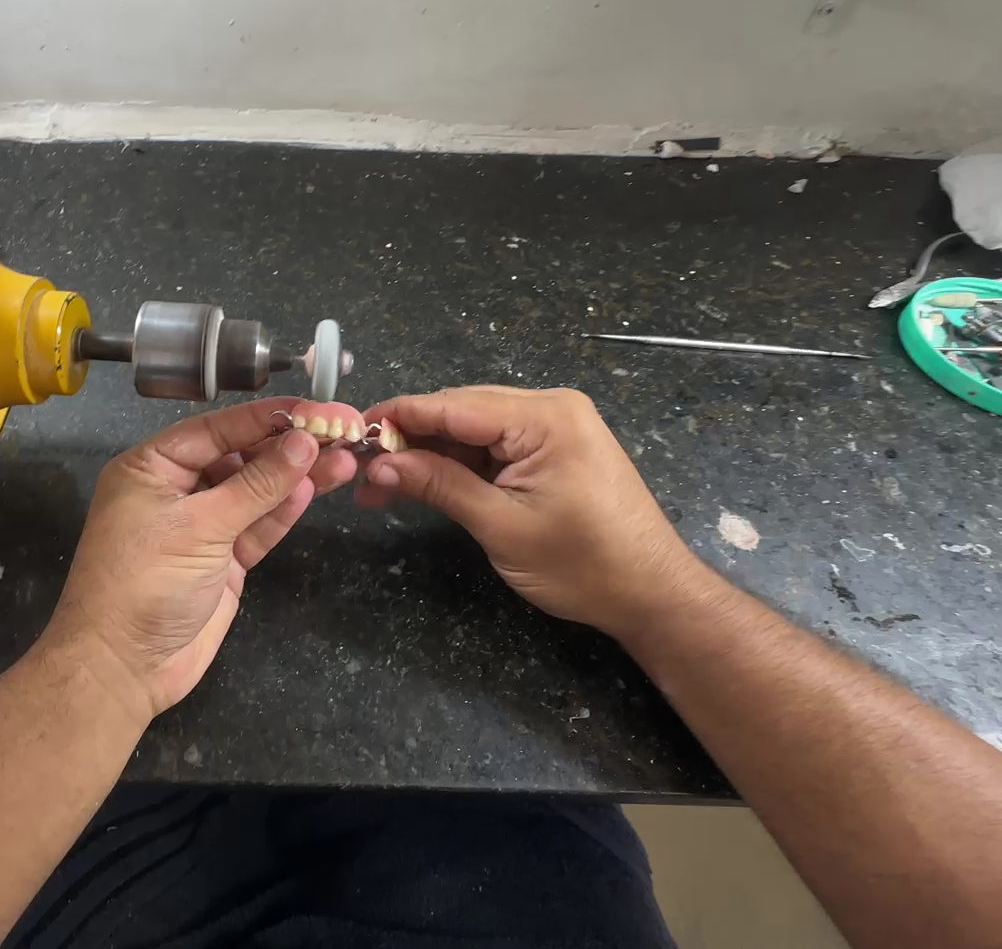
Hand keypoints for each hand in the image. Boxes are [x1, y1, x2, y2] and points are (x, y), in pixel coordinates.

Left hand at [41, 398, 359, 716]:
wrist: (124, 669)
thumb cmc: (146, 582)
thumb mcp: (200, 527)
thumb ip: (257, 484)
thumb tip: (305, 441)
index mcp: (153, 467)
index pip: (217, 429)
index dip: (267, 417)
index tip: (314, 409)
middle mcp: (177, 489)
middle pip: (242, 457)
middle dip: (289, 447)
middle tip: (342, 431)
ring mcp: (202, 526)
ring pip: (256, 492)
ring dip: (297, 477)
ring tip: (346, 458)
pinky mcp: (223, 559)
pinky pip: (257, 525)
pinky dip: (284, 510)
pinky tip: (315, 488)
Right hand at [359, 386, 705, 637]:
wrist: (652, 595)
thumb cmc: (582, 564)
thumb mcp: (501, 524)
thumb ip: (438, 484)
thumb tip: (377, 463)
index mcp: (544, 417)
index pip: (453, 405)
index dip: (397, 416)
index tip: (350, 432)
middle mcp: (548, 408)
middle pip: (458, 413)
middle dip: (407, 441)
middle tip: (361, 470)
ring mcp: (551, 428)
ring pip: (469, 431)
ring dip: (427, 456)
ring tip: (380, 485)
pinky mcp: (549, 450)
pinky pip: (490, 447)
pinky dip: (455, 465)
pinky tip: (421, 482)